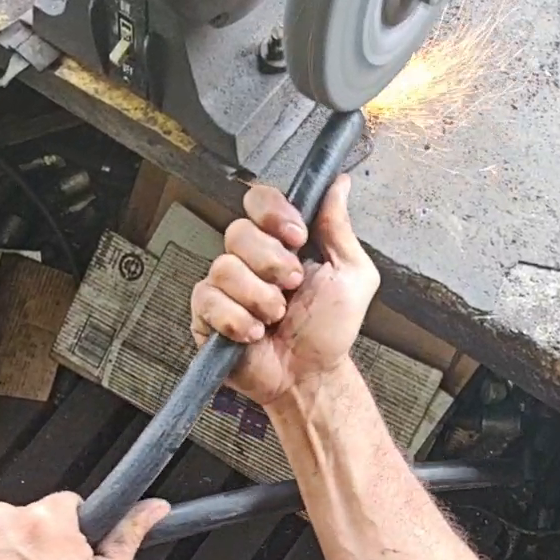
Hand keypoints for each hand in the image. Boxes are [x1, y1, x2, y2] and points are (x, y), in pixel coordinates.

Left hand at [0, 493, 167, 559]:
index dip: (74, 533)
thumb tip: (151, 511)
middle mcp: (3, 518)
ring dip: (8, 553)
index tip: (69, 556)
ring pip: (2, 531)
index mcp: (47, 521)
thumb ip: (128, 539)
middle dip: (40, 543)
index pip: (69, 503)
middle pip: (33, 517)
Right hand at [190, 175, 379, 404]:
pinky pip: (208, 301)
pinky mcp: (208, 316)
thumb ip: (339, 228)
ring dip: (259, 297)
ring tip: (276, 318)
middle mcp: (250, 260)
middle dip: (271, 263)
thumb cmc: (330, 331)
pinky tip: (255, 334)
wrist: (313, 375)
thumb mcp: (351, 275)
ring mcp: (226, 288)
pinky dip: (237, 320)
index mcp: (280, 243)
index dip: (273, 213)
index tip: (297, 236)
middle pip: (238, 232)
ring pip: (224, 268)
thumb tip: (338, 184)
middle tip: (292, 287)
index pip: (259, 202)